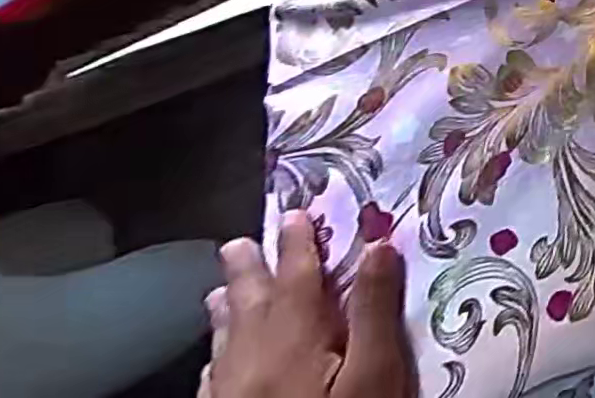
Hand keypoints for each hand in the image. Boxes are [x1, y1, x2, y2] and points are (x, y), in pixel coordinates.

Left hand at [201, 210, 414, 397]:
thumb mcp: (376, 370)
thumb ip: (375, 308)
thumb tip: (378, 246)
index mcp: (293, 347)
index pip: (295, 284)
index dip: (298, 246)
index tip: (297, 213)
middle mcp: (252, 369)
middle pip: (249, 311)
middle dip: (248, 273)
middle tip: (236, 243)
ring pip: (225, 346)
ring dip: (227, 312)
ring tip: (219, 290)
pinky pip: (215, 381)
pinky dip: (218, 357)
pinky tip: (215, 361)